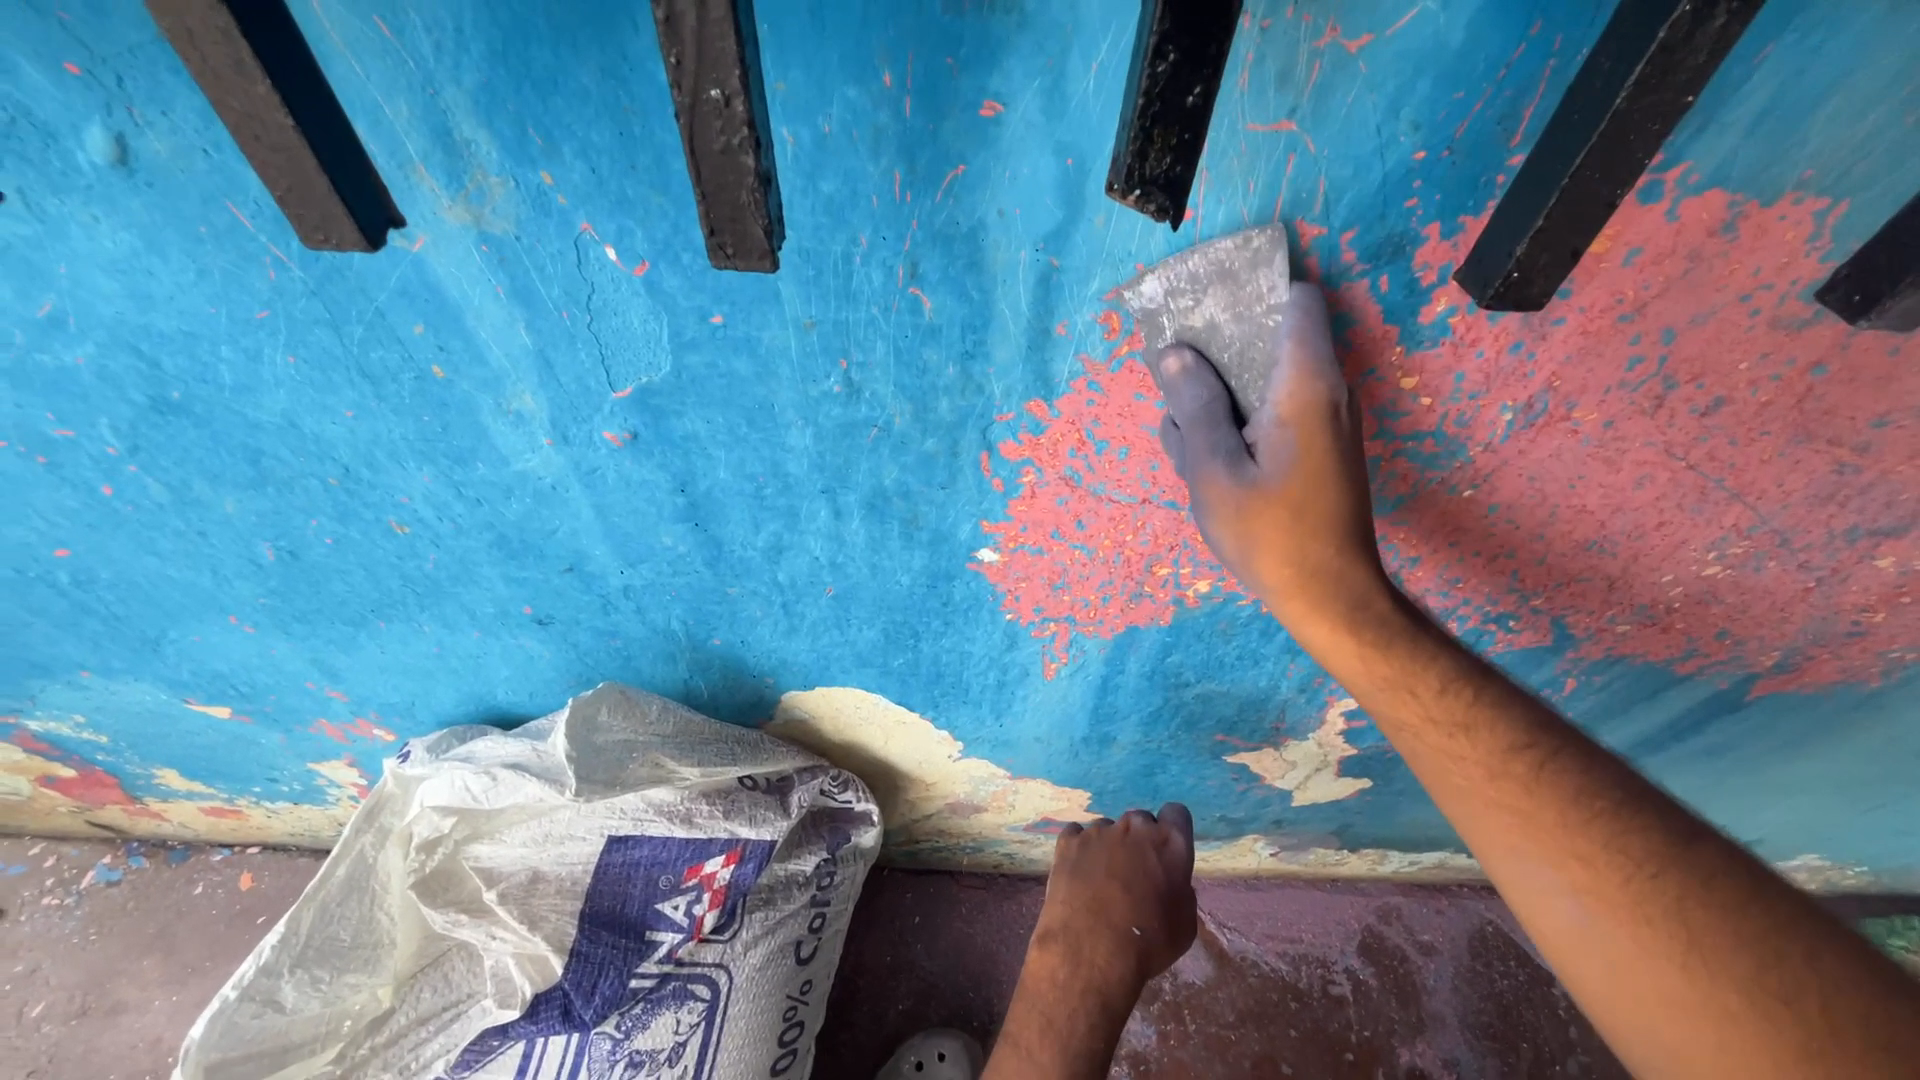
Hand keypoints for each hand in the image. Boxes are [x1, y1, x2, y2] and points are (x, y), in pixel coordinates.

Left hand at [1030, 804, 1197, 993]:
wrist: (1091, 951)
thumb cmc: (1148, 943)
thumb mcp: (1184, 923)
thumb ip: (1180, 890)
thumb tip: (1169, 882)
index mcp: (1170, 842)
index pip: (1176, 813)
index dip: (1171, 831)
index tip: (1166, 851)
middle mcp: (1134, 827)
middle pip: (1140, 820)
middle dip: (1139, 840)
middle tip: (1134, 872)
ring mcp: (1098, 831)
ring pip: (1107, 829)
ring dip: (1108, 846)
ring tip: (1100, 879)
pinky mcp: (1068, 841)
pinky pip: (1076, 836)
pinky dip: (1079, 850)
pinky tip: (1077, 874)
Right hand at [1152, 283, 1398, 640]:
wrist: (1328, 595)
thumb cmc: (1269, 533)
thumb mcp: (1214, 470)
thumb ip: (1194, 406)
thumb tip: (1174, 353)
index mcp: (1305, 383)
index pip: (1294, 300)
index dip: (1250, 294)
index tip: (1203, 313)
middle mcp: (1325, 390)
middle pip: (1271, 340)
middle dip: (1218, 356)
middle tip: (1175, 389)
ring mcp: (1325, 422)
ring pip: (1265, 382)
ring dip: (1221, 399)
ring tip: (1187, 443)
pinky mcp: (1318, 450)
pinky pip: (1273, 415)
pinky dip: (1239, 426)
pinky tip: (1209, 465)